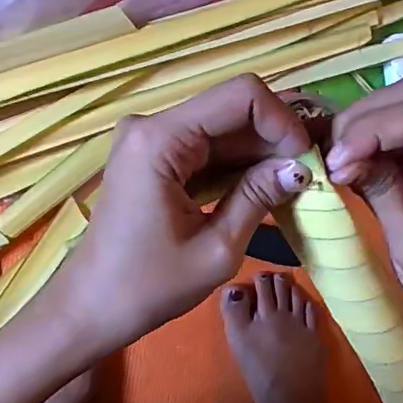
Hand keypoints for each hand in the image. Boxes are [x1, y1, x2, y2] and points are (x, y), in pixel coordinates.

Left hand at [43, 75, 313, 350]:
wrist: (90, 308)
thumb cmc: (147, 287)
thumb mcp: (216, 249)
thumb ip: (258, 196)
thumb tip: (302, 166)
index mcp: (159, 138)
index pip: (240, 95)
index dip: (282, 120)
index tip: (306, 159)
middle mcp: (152, 125)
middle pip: (231, 108)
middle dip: (275, 137)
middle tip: (312, 172)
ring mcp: (150, 138)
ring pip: (223, 127)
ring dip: (261, 151)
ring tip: (296, 181)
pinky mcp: (153, 155)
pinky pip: (206, 146)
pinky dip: (237, 163)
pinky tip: (265, 184)